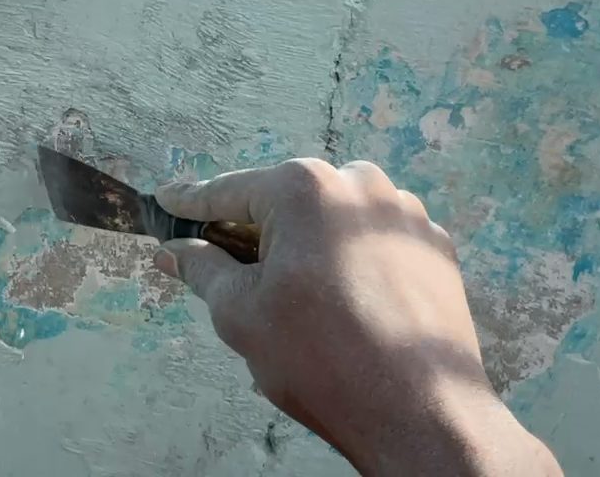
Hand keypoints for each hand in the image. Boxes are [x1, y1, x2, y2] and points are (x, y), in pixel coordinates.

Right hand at [155, 160, 560, 476]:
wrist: (426, 418)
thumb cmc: (320, 360)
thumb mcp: (239, 312)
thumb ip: (200, 268)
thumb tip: (170, 250)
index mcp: (301, 188)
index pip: (228, 191)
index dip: (190, 201)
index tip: (166, 199)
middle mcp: (355, 181)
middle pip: (282, 199)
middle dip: (254, 227)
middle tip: (230, 260)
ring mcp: (401, 211)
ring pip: (330, 213)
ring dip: (306, 238)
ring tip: (297, 287)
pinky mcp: (433, 243)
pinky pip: (372, 235)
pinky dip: (349, 252)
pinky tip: (345, 292)